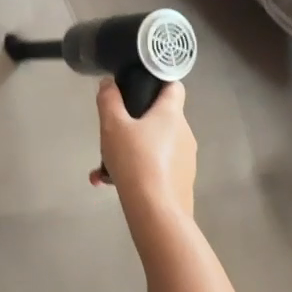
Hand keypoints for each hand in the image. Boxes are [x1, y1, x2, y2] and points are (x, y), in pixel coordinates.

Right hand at [90, 78, 195, 225]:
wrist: (156, 210)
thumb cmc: (135, 159)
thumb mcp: (112, 125)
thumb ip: (109, 100)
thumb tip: (109, 83)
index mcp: (171, 114)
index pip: (174, 85)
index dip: (158, 81)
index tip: (138, 86)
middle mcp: (184, 133)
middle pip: (160, 118)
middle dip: (135, 123)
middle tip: (112, 133)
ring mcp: (186, 159)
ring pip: (155, 145)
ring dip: (132, 150)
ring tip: (105, 168)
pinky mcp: (183, 180)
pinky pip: (157, 167)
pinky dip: (138, 170)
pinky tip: (113, 183)